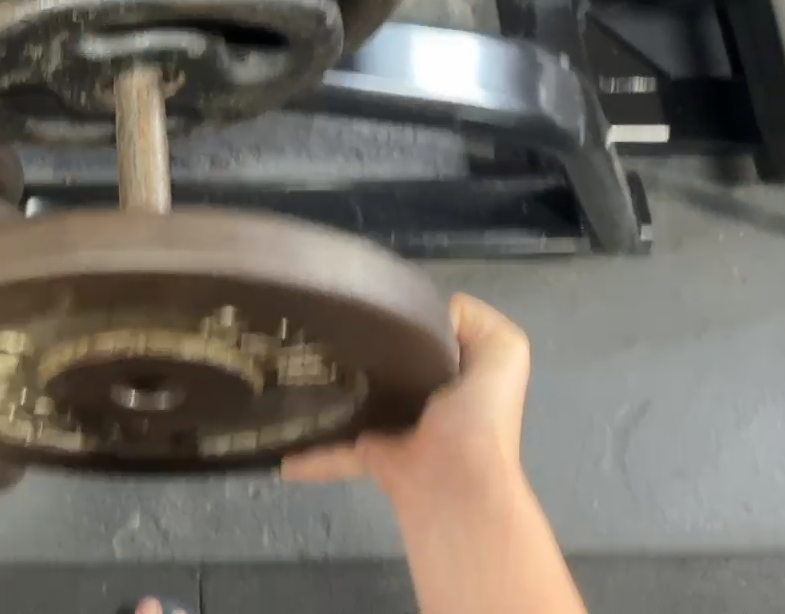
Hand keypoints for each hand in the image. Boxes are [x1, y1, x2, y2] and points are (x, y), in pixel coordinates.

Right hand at [282, 293, 529, 505]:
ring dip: (326, 391)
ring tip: (291, 368)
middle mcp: (423, 401)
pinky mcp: (370, 455)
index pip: (422, 337)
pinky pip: (331, 450)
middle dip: (354, 349)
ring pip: (352, 402)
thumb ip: (474, 320)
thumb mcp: (502, 352)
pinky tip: (282, 448)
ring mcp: (395, 430)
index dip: (399, 318)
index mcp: (450, 375)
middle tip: (315, 328)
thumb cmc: (477, 419)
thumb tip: (431, 309)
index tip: (359, 297)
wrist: (458, 488)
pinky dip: (308, 453)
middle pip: (382, 366)